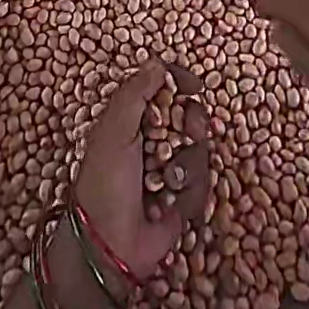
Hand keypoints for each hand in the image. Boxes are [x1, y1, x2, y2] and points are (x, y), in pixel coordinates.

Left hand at [72, 60, 209, 282]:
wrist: (111, 246)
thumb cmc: (106, 183)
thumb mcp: (115, 132)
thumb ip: (136, 94)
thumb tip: (157, 63)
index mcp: (130, 117)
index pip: (160, 86)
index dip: (178, 81)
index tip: (194, 86)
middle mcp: (151, 137)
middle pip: (188, 114)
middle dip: (192, 124)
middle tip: (189, 134)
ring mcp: (168, 166)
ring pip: (199, 149)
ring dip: (186, 166)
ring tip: (166, 183)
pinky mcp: (183, 194)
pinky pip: (203, 180)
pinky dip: (188, 192)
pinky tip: (170, 205)